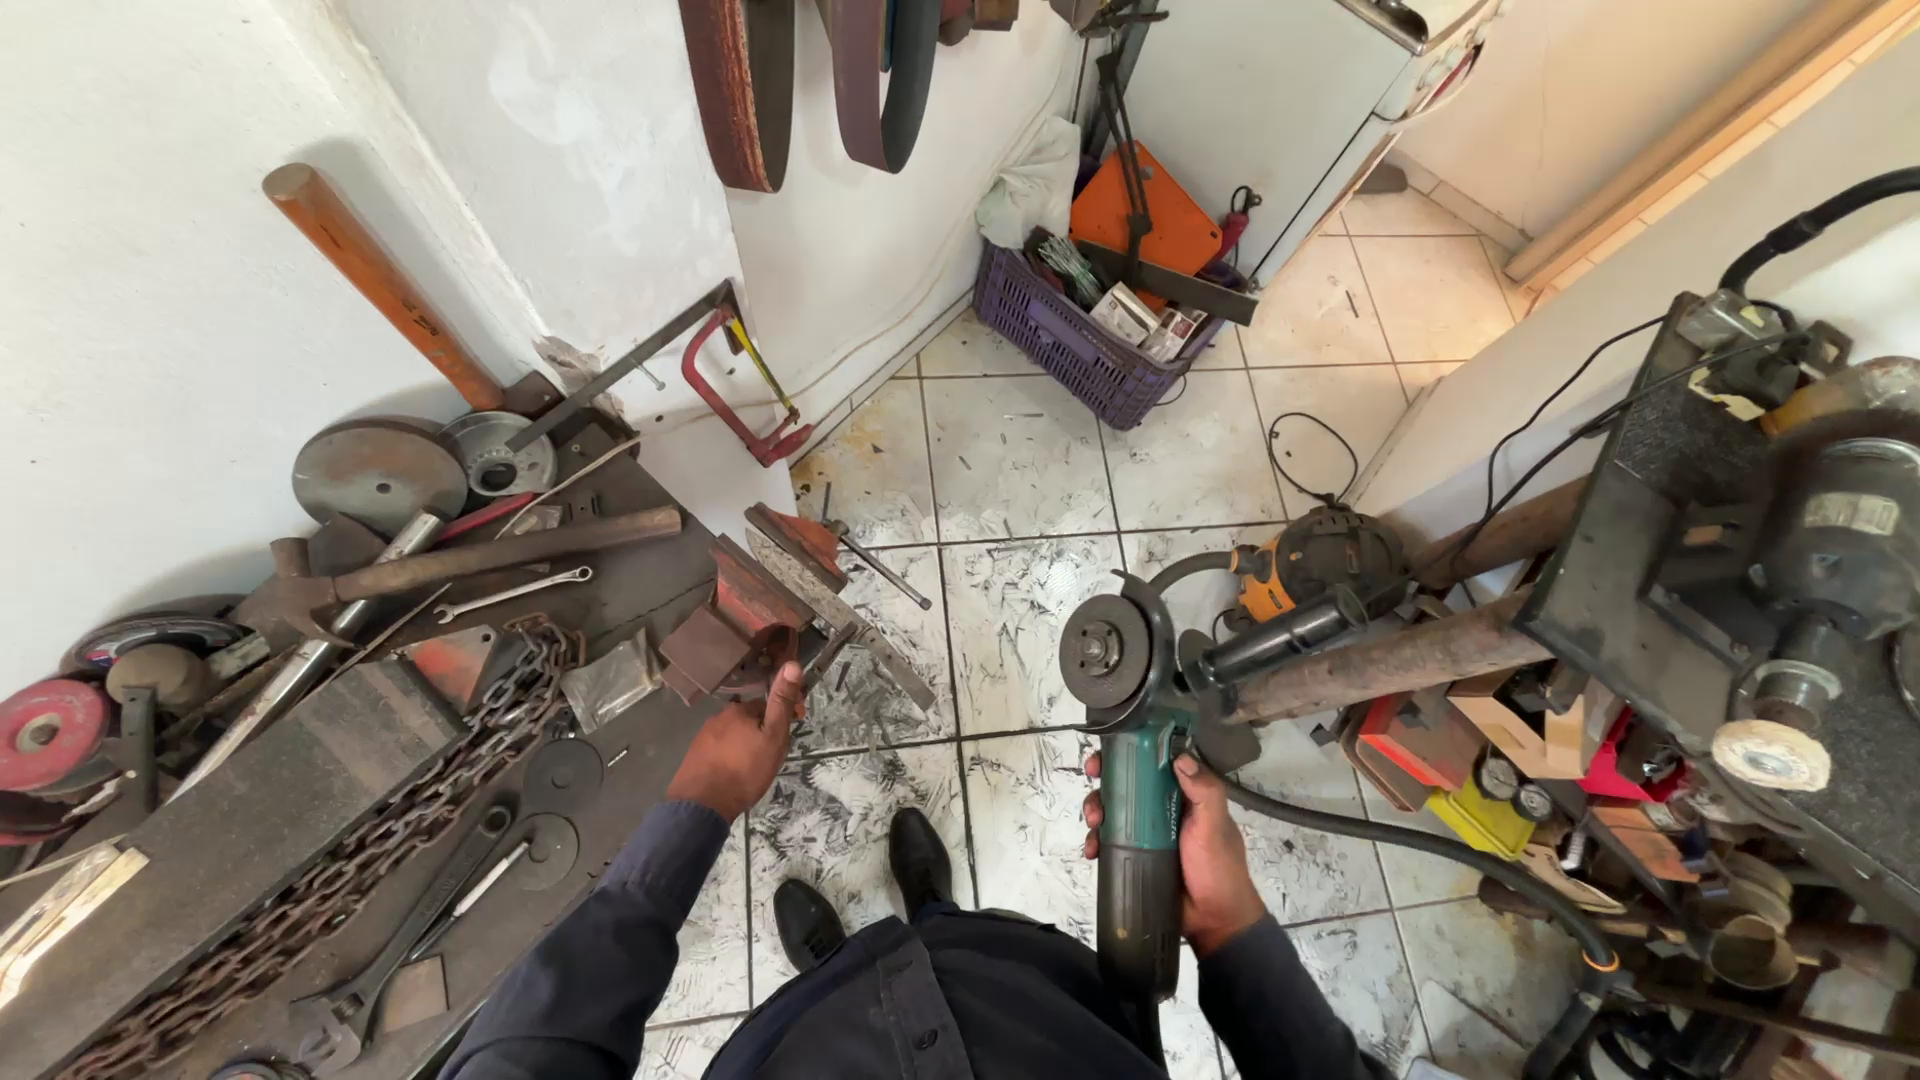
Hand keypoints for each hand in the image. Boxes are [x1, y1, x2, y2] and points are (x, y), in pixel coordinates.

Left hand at [665, 661, 804, 820]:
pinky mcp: (694, 757)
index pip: (767, 706)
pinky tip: (733, 775)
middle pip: (748, 721)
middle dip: (761, 733)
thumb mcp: (773, 736)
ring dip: (744, 746)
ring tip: (753, 769)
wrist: (702, 806)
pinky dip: (728, 758)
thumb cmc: (744, 770)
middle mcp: (718, 718)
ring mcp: (702, 738)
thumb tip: (792, 663)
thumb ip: (782, 702)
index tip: (790, 735)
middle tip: (771, 757)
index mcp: (739, 710)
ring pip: (732, 736)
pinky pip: (718, 751)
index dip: (782, 718)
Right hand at [1082, 750, 1267, 956]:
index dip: (1126, 753)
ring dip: (1096, 811)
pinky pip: (1108, 841)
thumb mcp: (1215, 826)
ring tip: (1094, 824)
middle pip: (1124, 783)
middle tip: (1093, 784)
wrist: (1214, 921)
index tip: (1107, 755)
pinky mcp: (1134, 855)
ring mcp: (1144, 832)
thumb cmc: (1219, 868)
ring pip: (1111, 810)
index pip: (1150, 763)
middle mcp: (1159, 807)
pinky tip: (1092, 851)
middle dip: (1103, 782)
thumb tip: (1180, 758)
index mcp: (1180, 793)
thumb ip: (1205, 792)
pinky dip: (1095, 842)